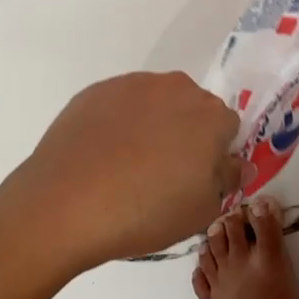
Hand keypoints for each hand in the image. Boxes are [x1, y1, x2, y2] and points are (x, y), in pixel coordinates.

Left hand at [0, 71, 243, 269]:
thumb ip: (228, 179)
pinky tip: (101, 158)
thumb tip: (234, 162)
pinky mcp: (96, 91)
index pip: (228, 129)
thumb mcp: (202, 211)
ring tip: (126, 167)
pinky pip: (120, 105)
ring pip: (156, 103)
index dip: (214, 155)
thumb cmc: (145, 212)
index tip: (194, 180)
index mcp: (212, 116)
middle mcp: (178, 89)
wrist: (63, 205)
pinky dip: (117, 124)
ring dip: (152, 125)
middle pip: (193, 109)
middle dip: (185, 134)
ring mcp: (134, 85)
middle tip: (163, 174)